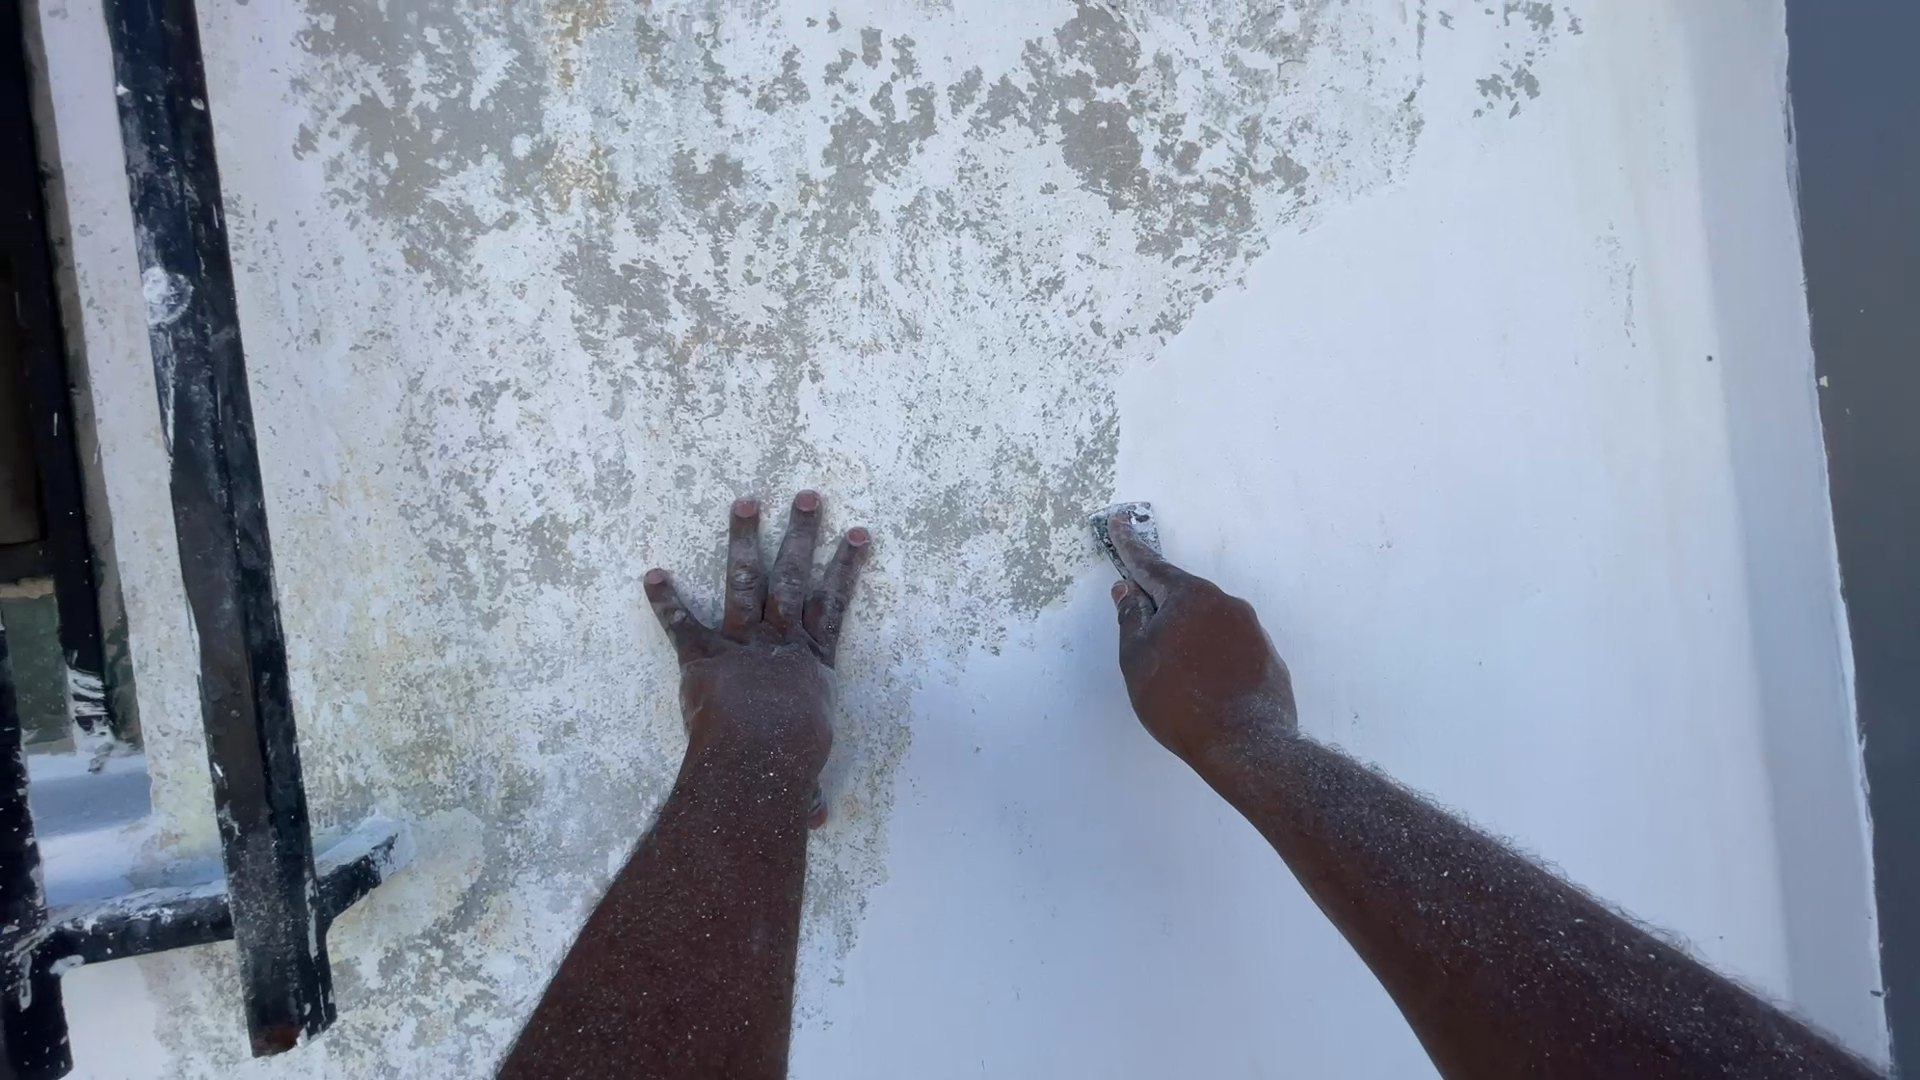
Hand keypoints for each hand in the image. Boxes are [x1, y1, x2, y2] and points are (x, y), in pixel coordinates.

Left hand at [644, 492, 870, 826]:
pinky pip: (682, 625)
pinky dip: (666, 601)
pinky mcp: (702, 657)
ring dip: (743, 541)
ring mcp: (741, 645)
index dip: (847, 568)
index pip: (834, 604)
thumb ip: (803, 789)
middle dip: (800, 535)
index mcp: (811, 661)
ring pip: (745, 582)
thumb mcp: (804, 775)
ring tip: (745, 500)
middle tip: (806, 495)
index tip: (859, 532)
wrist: (756, 761)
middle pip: (793, 577)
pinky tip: (651, 572)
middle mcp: (780, 642)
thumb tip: (815, 823)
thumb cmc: (791, 764)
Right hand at [1108, 511, 1296, 764]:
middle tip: (1141, 638)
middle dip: (1159, 608)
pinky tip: (1202, 689)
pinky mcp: (1268, 659)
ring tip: (1173, 679)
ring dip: (1186, 638)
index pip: (1151, 565)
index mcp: (1190, 596)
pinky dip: (1210, 657)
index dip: (1130, 545)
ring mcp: (1252, 630)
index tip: (1120, 522)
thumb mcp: (1136, 658)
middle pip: (1181, 597)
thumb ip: (1130, 619)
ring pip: (1207, 624)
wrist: (1246, 746)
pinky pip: (1228, 647)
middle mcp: (1226, 603)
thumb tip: (1128, 591)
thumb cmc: (1177, 698)